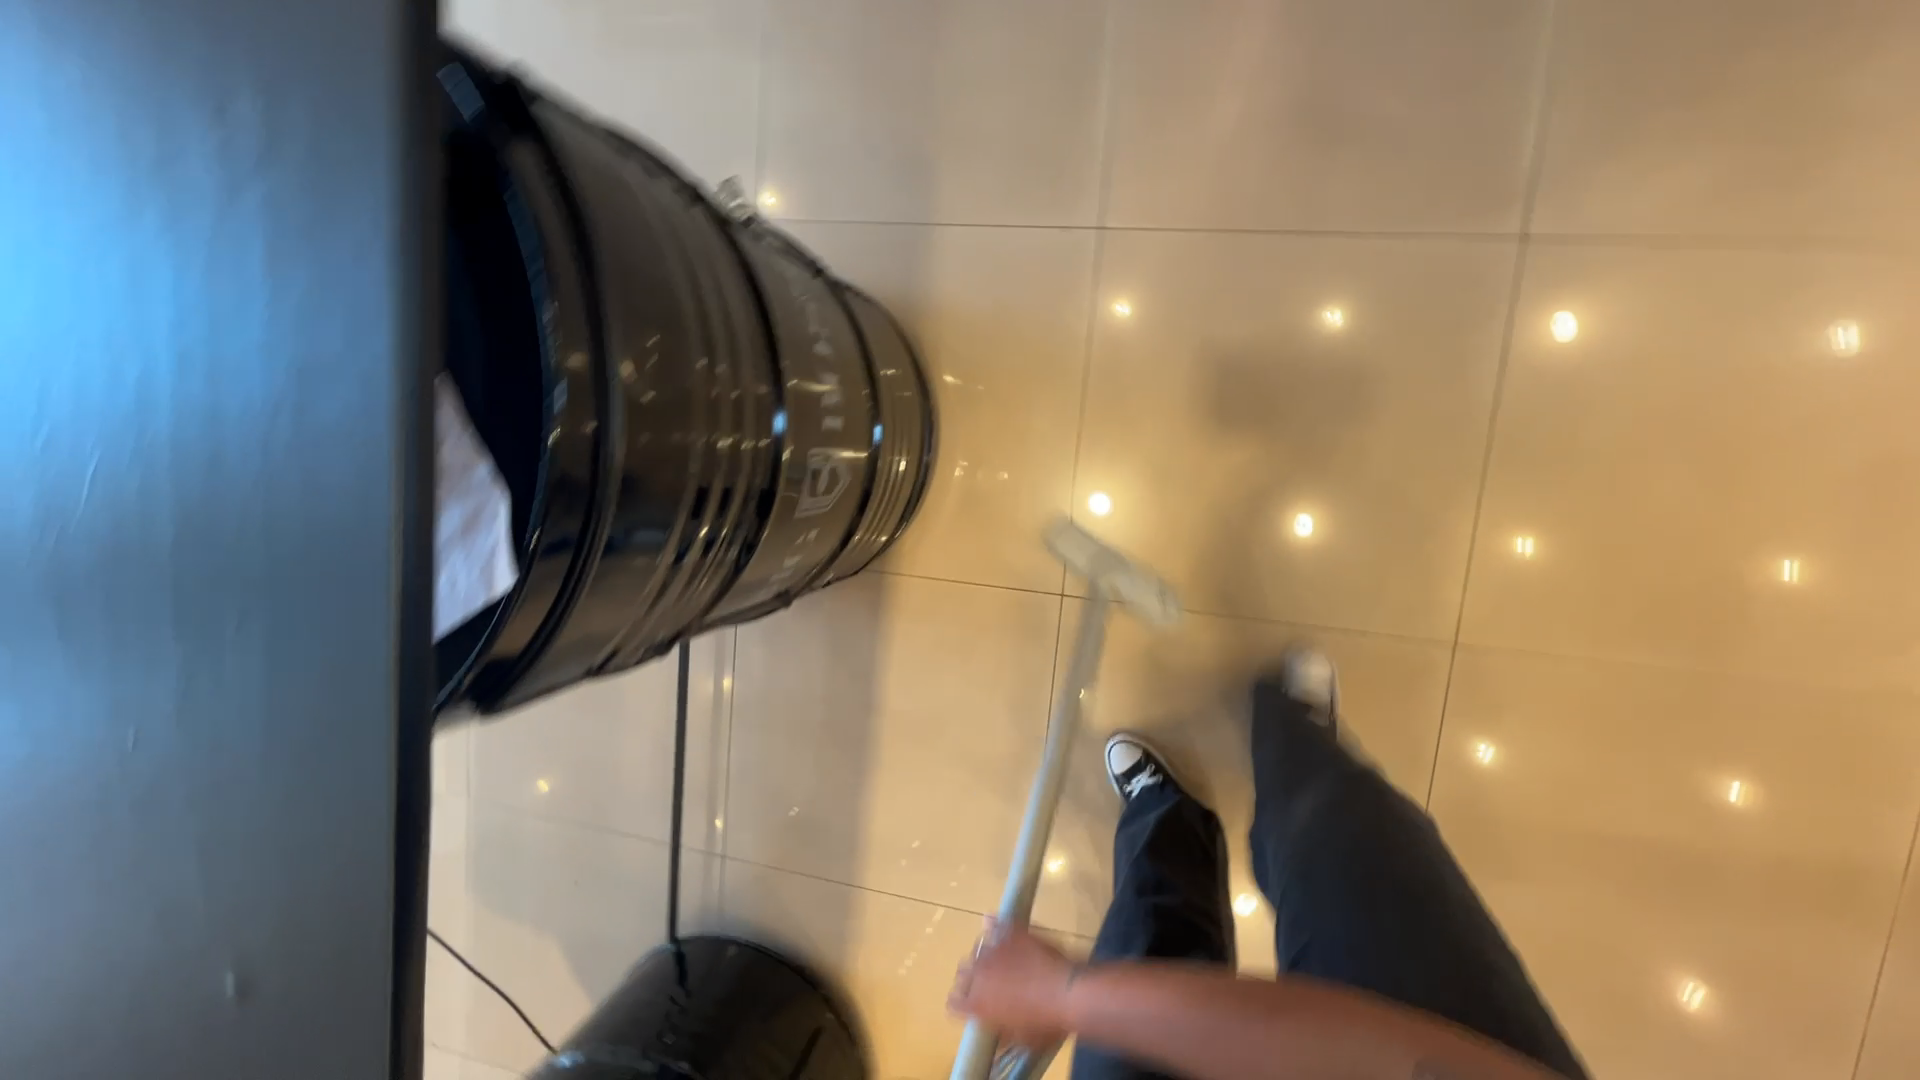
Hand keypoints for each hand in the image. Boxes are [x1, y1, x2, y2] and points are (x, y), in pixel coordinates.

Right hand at [948, 919, 1079, 1047]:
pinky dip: (997, 927)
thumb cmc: (1044, 1024)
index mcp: (976, 1003)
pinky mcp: (1010, 932)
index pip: (953, 1002)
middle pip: (963, 972)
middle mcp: (978, 973)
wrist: (1067, 993)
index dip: (962, 1003)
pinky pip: (996, 925)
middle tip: (988, 983)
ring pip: (978, 948)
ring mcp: (994, 949)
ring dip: (985, 954)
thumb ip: (998, 1031)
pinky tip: (1001, 931)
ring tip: (998, 958)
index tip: (971, 1004)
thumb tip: (993, 1031)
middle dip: (972, 977)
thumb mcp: (1019, 1039)